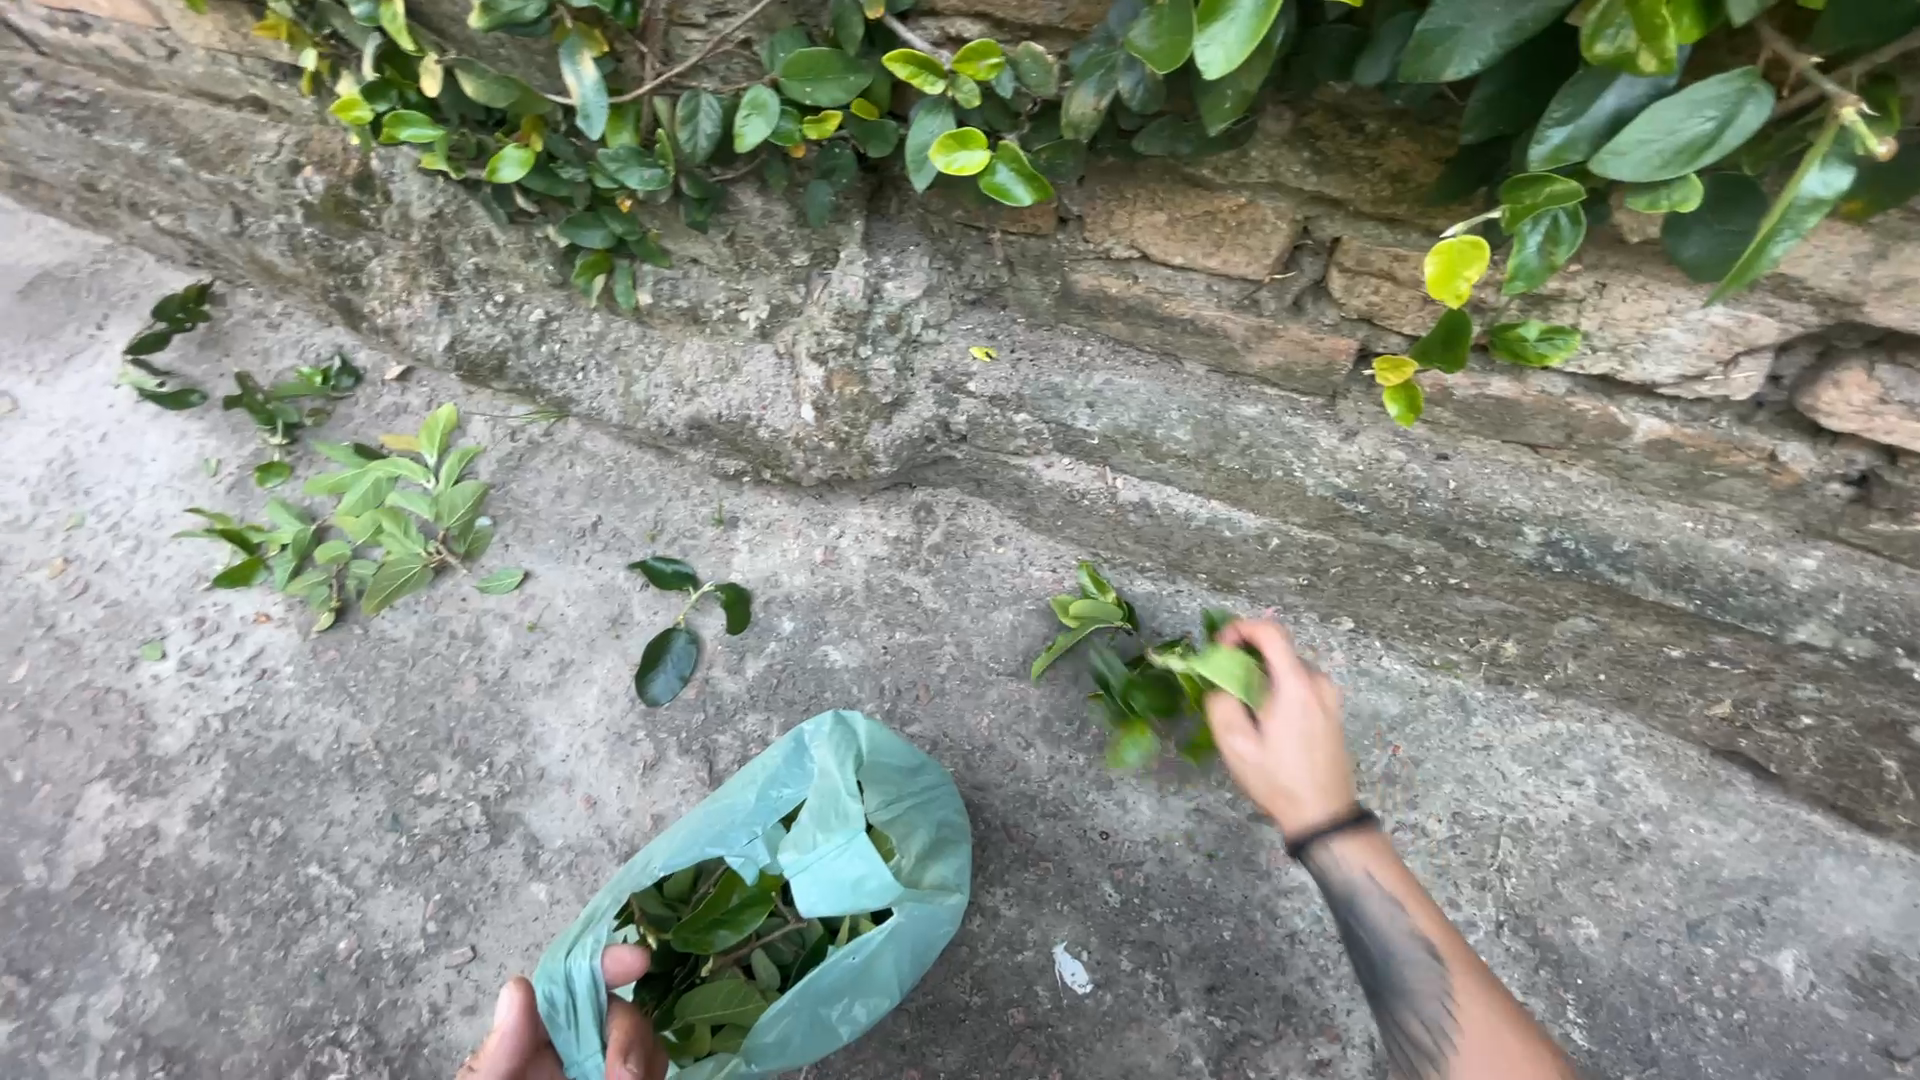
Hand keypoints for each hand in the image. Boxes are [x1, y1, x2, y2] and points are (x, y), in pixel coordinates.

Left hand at [456, 944, 666, 1079]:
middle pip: (620, 1017)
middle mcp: (572, 1055)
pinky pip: (650, 1076)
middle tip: (623, 1079)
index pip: (573, 984)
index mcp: (533, 1043)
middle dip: (630, 1037)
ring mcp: (601, 1076)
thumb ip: (497, 1057)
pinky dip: (649, 1077)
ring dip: (644, 1065)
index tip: (638, 963)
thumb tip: (518, 987)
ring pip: (645, 1053)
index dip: (608, 964)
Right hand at [1203, 619, 1358, 837]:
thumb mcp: (1236, 744)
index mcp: (1295, 685)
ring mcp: (1329, 696)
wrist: (1324, 815)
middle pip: (1277, 649)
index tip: (1219, 647)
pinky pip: (1299, 683)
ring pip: (1287, 667)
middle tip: (1223, 681)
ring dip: (1261, 674)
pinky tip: (1265, 717)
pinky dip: (1277, 686)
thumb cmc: (1278, 779)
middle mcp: (1317, 682)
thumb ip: (1221, 702)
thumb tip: (1220, 683)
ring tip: (1243, 705)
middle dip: (1246, 656)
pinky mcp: (1331, 709)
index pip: (1270, 631)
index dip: (1239, 628)